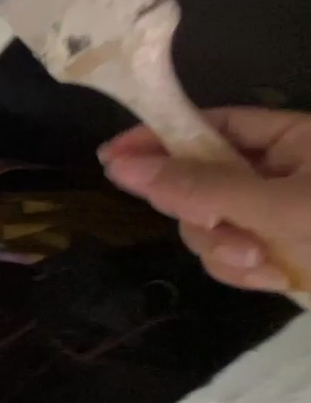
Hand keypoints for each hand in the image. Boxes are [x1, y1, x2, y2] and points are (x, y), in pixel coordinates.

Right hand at [98, 107, 310, 292]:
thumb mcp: (283, 208)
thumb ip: (199, 186)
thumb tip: (119, 165)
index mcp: (302, 143)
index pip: (212, 125)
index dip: (159, 138)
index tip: (110, 159)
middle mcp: (289, 173)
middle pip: (200, 179)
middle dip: (199, 211)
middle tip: (214, 228)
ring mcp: (286, 214)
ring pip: (210, 221)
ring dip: (222, 246)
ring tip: (261, 263)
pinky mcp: (287, 249)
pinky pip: (232, 252)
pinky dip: (242, 268)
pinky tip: (273, 277)